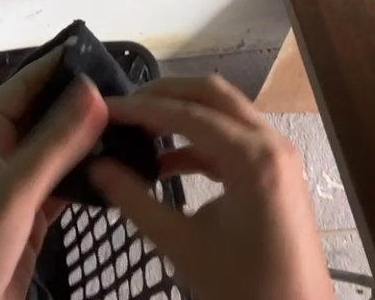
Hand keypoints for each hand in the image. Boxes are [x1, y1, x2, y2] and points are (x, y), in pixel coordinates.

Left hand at [0, 52, 107, 299]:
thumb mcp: (14, 192)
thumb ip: (55, 142)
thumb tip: (93, 90)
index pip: (22, 87)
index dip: (56, 66)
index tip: (96, 51)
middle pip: (42, 117)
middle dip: (77, 104)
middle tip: (125, 92)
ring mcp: (14, 189)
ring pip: (55, 152)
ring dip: (85, 141)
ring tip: (128, 125)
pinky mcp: (29, 219)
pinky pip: (62, 186)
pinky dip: (86, 177)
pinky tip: (113, 169)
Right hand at [89, 76, 331, 299]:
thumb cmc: (244, 289)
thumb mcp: (183, 246)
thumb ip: (136, 201)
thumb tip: (96, 167)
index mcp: (252, 157)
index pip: (187, 113)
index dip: (142, 108)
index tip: (105, 109)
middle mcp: (270, 142)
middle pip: (210, 94)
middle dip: (165, 95)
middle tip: (125, 107)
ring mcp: (277, 154)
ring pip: (223, 111)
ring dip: (182, 113)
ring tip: (140, 127)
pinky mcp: (275, 171)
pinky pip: (232, 138)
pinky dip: (199, 140)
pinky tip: (165, 162)